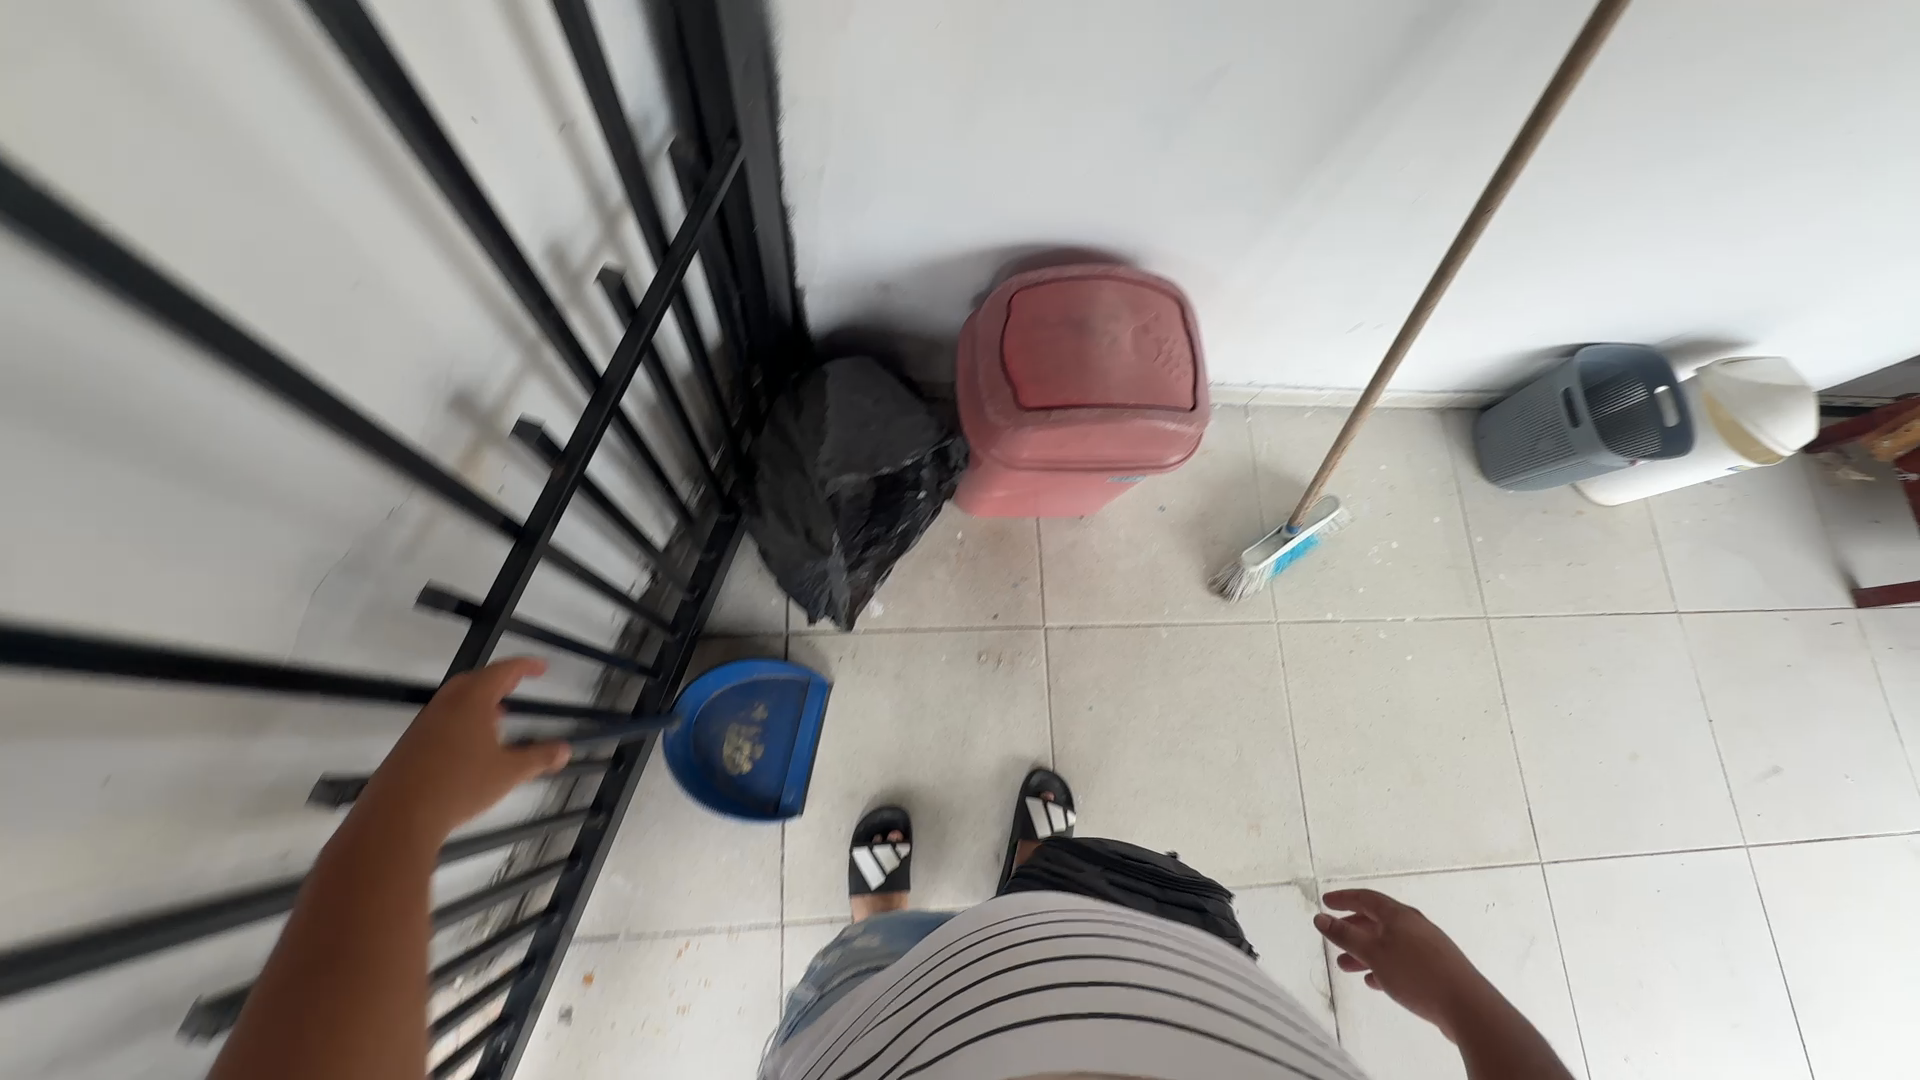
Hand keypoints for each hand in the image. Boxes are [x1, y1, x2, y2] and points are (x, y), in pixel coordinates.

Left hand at [354, 657, 570, 844]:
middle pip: (472, 681)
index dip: (524, 666)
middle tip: (516, 684)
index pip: (501, 672)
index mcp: (471, 703)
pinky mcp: (408, 748)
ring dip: (478, 702)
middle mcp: (444, 708)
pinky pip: (440, 722)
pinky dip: (461, 722)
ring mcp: (422, 727)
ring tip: (498, 718)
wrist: (396, 819)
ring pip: (453, 702)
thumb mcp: (509, 772)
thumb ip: (539, 758)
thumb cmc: (459, 786)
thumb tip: (565, 750)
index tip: (540, 667)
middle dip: (497, 679)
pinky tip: (470, 747)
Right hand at [1314, 888, 1495, 1041]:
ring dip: (1367, 953)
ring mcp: (1429, 948)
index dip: (1344, 898)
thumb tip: (1320, 917)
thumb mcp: (1373, 953)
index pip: (1366, 898)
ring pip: (1390, 944)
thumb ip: (1345, 935)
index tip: (1326, 902)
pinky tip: (1375, 982)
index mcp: (1399, 915)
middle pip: (1377, 921)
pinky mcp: (1438, 970)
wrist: (1470, 1008)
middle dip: (1353, 930)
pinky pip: (1404, 961)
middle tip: (1335, 939)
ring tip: (1348, 968)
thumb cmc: (1416, 973)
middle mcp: (1415, 926)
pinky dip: (1385, 966)